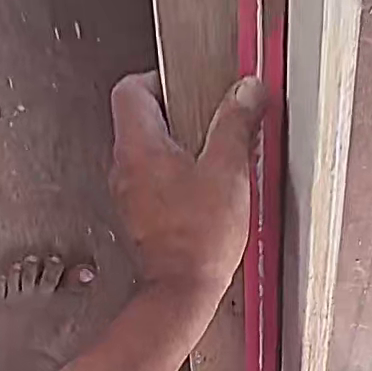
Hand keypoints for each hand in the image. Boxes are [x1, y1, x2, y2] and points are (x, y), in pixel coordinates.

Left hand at [109, 72, 266, 293]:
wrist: (182, 291)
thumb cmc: (197, 240)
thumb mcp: (228, 171)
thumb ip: (236, 124)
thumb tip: (246, 92)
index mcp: (138, 148)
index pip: (130, 90)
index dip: (159, 79)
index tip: (188, 85)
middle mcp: (125, 171)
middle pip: (140, 122)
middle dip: (176, 116)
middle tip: (207, 121)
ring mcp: (129, 198)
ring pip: (148, 156)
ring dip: (177, 151)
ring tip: (210, 160)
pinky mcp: (141, 221)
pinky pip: (154, 186)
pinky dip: (175, 181)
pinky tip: (202, 194)